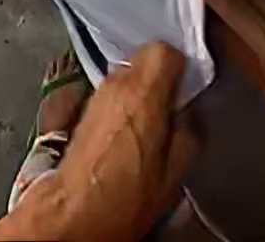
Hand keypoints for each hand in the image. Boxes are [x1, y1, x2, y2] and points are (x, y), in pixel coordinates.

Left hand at [0, 42, 197, 241]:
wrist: (72, 214)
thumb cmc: (121, 198)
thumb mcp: (172, 173)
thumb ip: (191, 132)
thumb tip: (192, 115)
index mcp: (145, 92)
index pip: (166, 50)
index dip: (179, 66)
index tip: (184, 87)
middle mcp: (119, 83)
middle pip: (147, 55)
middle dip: (161, 74)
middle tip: (169, 105)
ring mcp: (99, 92)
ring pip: (130, 70)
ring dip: (142, 87)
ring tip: (148, 122)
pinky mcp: (85, 105)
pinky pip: (115, 88)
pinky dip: (125, 99)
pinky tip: (127, 131)